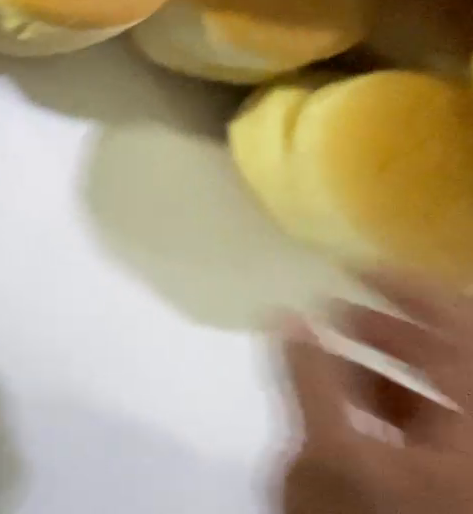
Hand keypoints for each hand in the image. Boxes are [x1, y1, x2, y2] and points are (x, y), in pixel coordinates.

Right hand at [281, 273, 472, 513]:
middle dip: (400, 326)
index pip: (463, 339)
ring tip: (334, 339)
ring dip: (395, 358)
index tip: (355, 265)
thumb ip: (310, 379)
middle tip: (336, 305)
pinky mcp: (455, 480)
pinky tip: (348, 389)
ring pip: (452, 392)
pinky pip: (444, 421)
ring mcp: (469, 463)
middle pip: (463, 363)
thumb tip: (290, 314)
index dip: (417, 293)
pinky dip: (397, 393)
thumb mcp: (326, 452)